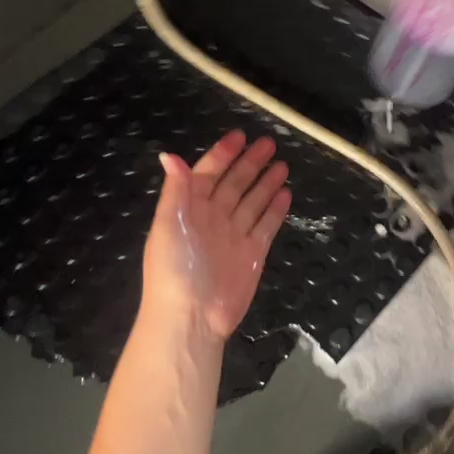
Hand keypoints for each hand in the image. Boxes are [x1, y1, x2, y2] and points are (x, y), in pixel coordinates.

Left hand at [138, 131, 290, 348]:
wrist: (191, 317)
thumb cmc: (174, 270)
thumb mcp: (168, 226)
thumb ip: (175, 191)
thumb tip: (170, 155)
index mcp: (189, 209)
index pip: (207, 174)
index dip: (222, 155)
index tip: (240, 136)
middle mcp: (213, 219)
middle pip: (234, 184)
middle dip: (250, 163)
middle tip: (269, 144)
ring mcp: (234, 236)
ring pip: (253, 202)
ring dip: (266, 182)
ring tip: (282, 165)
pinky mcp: (253, 254)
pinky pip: (266, 225)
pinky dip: (275, 209)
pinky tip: (286, 194)